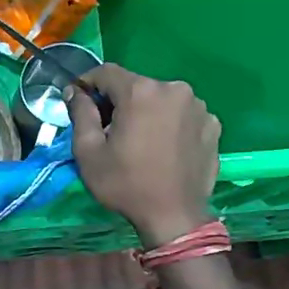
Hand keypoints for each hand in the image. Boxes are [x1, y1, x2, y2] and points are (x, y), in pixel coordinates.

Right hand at [67, 65, 221, 246]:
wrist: (174, 216)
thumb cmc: (125, 185)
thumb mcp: (89, 152)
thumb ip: (80, 114)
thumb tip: (75, 91)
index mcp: (141, 93)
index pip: (107, 72)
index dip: (88, 83)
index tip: (79, 99)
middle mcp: (173, 89)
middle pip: (137, 86)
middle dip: (119, 102)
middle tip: (108, 130)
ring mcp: (198, 106)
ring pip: (161, 100)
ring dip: (146, 113)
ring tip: (139, 141)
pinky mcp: (213, 124)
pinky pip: (182, 115)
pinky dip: (169, 124)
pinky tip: (163, 148)